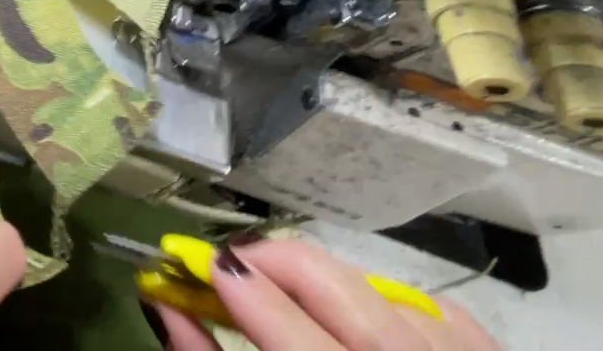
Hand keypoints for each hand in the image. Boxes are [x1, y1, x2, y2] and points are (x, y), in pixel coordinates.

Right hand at [147, 236, 501, 350]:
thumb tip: (164, 303)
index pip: (302, 348)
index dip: (254, 294)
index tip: (209, 263)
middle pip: (351, 302)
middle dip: (282, 263)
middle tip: (234, 260)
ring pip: (390, 298)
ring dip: (328, 284)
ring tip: (290, 295)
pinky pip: (438, 311)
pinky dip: (387, 300)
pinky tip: (363, 319)